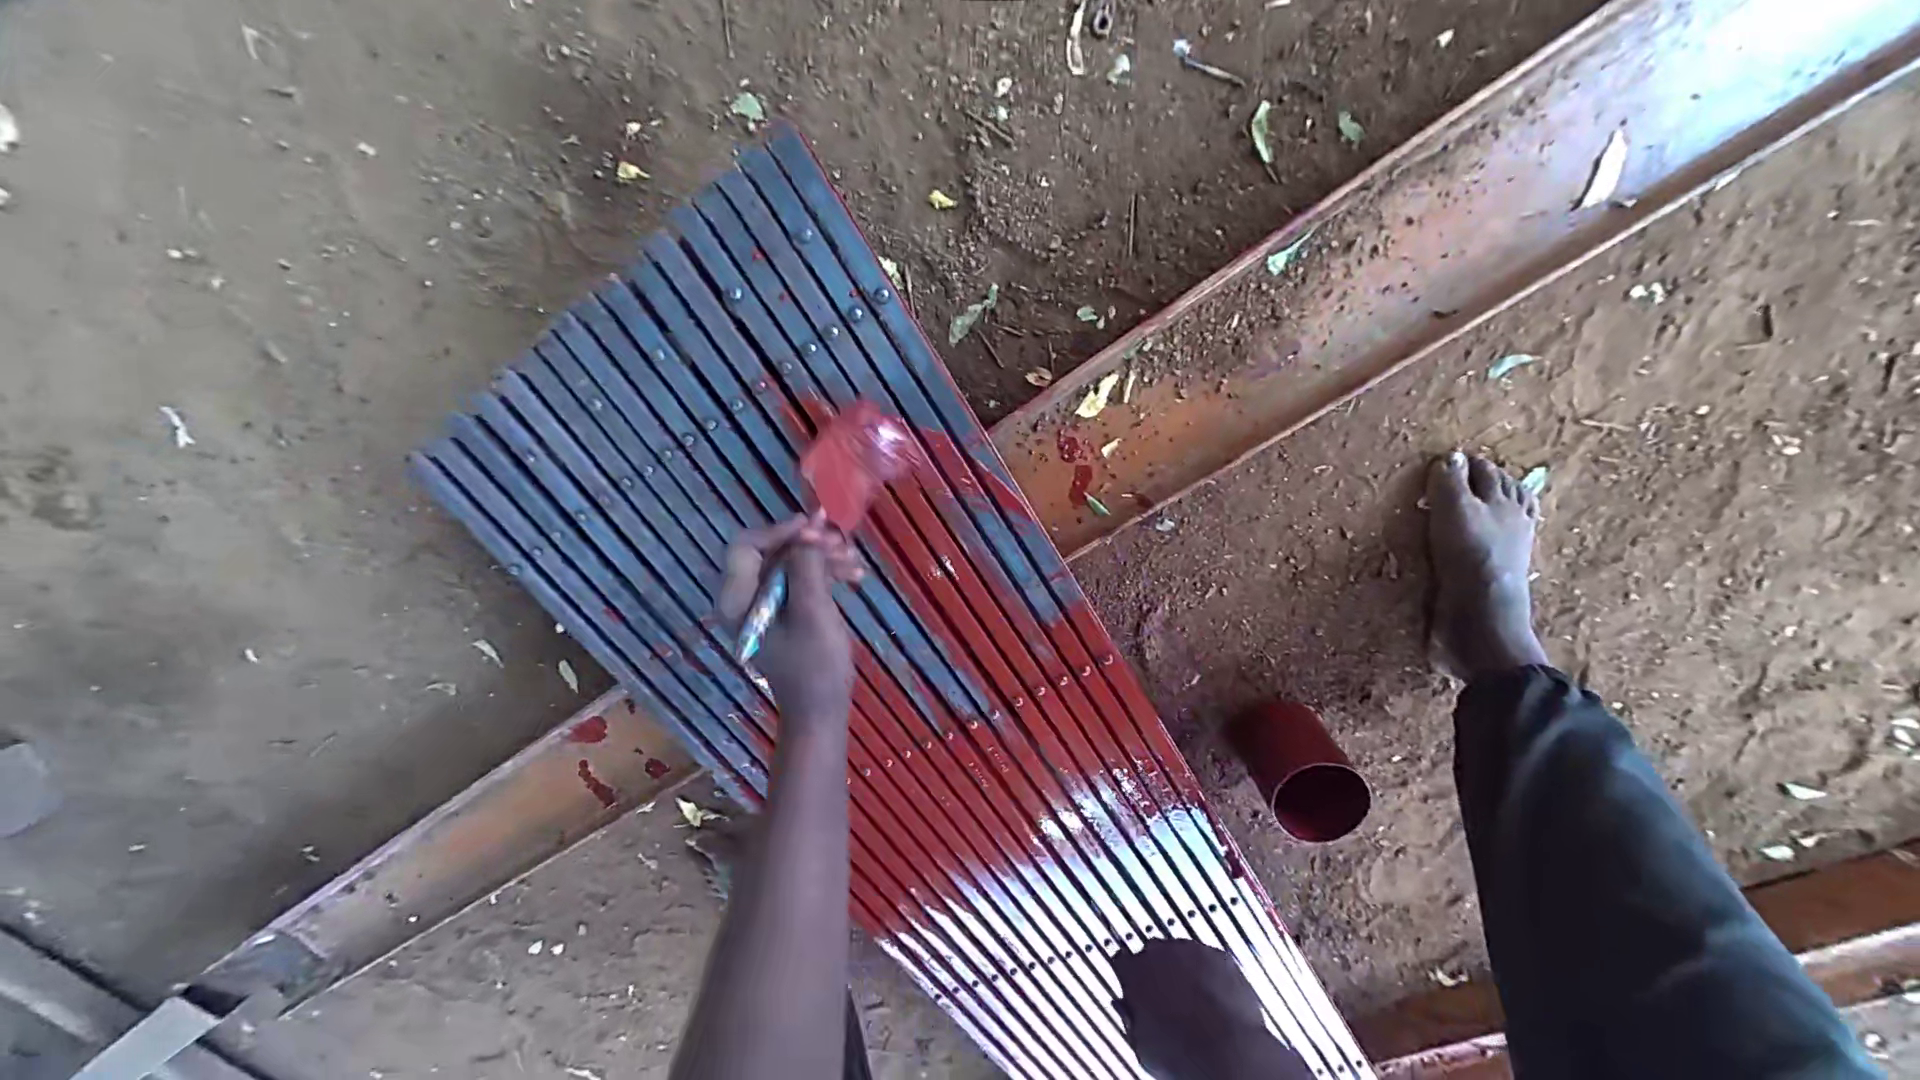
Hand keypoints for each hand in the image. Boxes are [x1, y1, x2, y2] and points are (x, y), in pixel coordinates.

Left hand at [716, 512, 861, 723]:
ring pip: (790, 563)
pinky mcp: (785, 610)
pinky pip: (801, 579)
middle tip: (842, 542)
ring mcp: (765, 605)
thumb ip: (806, 568)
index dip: (779, 531)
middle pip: (771, 552)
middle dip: (808, 544)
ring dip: (823, 558)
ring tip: (855, 563)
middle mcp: (744, 598)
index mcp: (736, 601)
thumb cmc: (815, 665)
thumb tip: (809, 534)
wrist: (822, 709)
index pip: (745, 547)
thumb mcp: (813, 612)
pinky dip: (826, 573)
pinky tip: (854, 575)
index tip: (814, 527)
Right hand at [1110, 939, 1312, 1079]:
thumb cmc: (1184, 1053)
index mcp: (1135, 972)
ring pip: (1183, 955)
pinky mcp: (1219, 957)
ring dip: (1186, 971)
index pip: (1121, 961)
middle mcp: (1160, 954)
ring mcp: (1190, 951)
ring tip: (1195, 1003)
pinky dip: (1212, 975)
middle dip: (1158, 972)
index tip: (1132, 986)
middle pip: (1153, 954)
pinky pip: (1210, 960)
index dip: (1127, 975)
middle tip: (1167, 1000)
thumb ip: (1129, 1020)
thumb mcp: (1142, 1047)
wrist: (1227, 1054)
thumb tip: (1127, 1012)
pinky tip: (1215, 998)